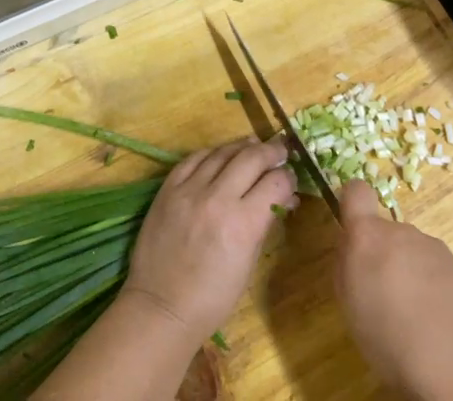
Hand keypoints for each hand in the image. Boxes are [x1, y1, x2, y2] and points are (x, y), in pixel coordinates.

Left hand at [119, 137, 297, 345]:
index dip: (288, 176)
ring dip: (242, 147)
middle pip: (251, 158)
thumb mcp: (249, 263)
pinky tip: (220, 155)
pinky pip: (194, 159)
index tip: (291, 176)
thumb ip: (265, 223)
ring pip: (222, 152)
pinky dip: (212, 153)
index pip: (275, 182)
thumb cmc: (213, 297)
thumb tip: (285, 197)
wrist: (162, 306)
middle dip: (271, 151)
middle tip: (280, 150)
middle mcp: (217, 198)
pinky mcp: (167, 188)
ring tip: (253, 147)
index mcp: (243, 223)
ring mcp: (189, 190)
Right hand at [335, 180, 452, 400]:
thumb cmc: (390, 337)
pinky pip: (438, 272)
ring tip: (413, 319)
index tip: (353, 229)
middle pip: (386, 233)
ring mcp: (435, 249)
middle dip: (383, 257)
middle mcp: (402, 233)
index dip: (352, 203)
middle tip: (383, 298)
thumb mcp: (350, 305)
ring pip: (413, 254)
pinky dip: (434, 290)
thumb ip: (347, 267)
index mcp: (368, 236)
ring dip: (410, 275)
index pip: (356, 192)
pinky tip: (438, 325)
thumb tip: (351, 248)